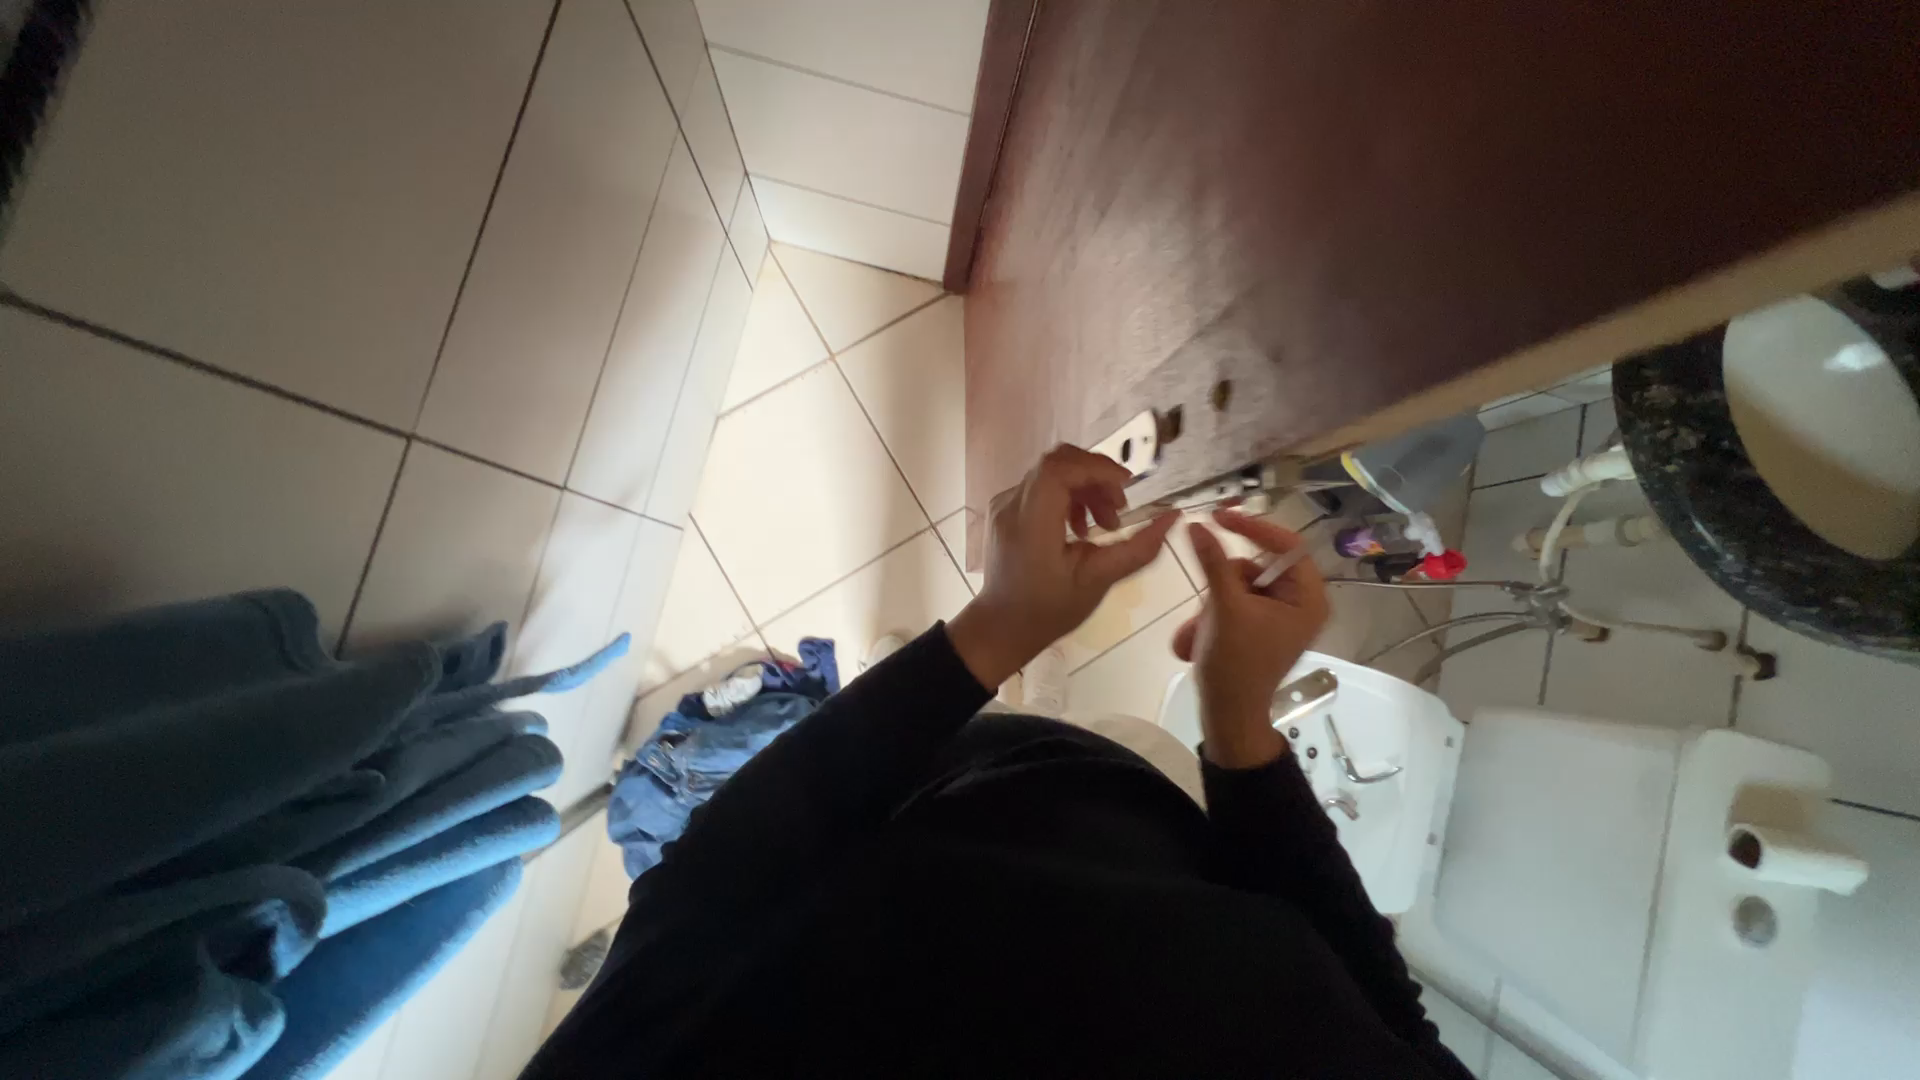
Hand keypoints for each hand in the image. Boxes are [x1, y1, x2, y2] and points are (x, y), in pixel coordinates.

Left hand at [946, 445, 1177, 689]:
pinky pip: (1040, 487)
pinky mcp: (1004, 511)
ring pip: (1051, 472)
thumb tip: (1173, 517)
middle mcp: (1011, 505)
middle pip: (1058, 462)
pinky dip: (1067, 496)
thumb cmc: (1050, 608)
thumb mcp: (1099, 580)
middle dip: (1096, 477)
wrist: (1003, 626)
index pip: (1061, 468)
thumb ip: (1137, 548)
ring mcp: (1003, 505)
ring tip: (1104, 526)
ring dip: (1085, 489)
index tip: (1126, 489)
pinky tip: (1080, 529)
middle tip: (1118, 511)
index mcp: (1030, 522)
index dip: (1098, 468)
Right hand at [1173, 508, 1329, 767]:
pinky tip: (1198, 633)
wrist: (1228, 713)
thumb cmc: (1236, 663)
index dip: (1251, 527)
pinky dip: (1214, 610)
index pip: (1285, 544)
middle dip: (1225, 578)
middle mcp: (1300, 601)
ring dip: (1214, 598)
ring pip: (1241, 582)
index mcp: (1308, 597)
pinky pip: (1236, 600)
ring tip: (1199, 626)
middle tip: (1204, 591)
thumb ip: (1213, 562)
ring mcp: (1280, 614)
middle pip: (1259, 564)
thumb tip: (1197, 524)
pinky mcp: (1260, 625)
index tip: (1217, 516)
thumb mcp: (1224, 607)